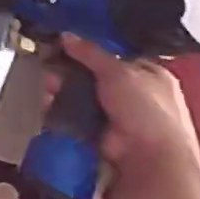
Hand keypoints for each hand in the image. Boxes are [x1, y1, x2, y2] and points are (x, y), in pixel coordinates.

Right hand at [53, 34, 199, 198]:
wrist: (149, 162)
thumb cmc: (145, 109)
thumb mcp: (118, 71)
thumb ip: (91, 53)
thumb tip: (67, 36)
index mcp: (151, 75)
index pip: (117, 55)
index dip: (92, 50)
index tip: (67, 45)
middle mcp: (138, 96)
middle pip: (96, 77)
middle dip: (71, 72)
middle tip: (51, 68)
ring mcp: (120, 119)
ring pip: (84, 97)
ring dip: (64, 91)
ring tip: (48, 87)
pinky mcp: (102, 138)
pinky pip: (78, 119)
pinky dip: (64, 113)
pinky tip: (50, 106)